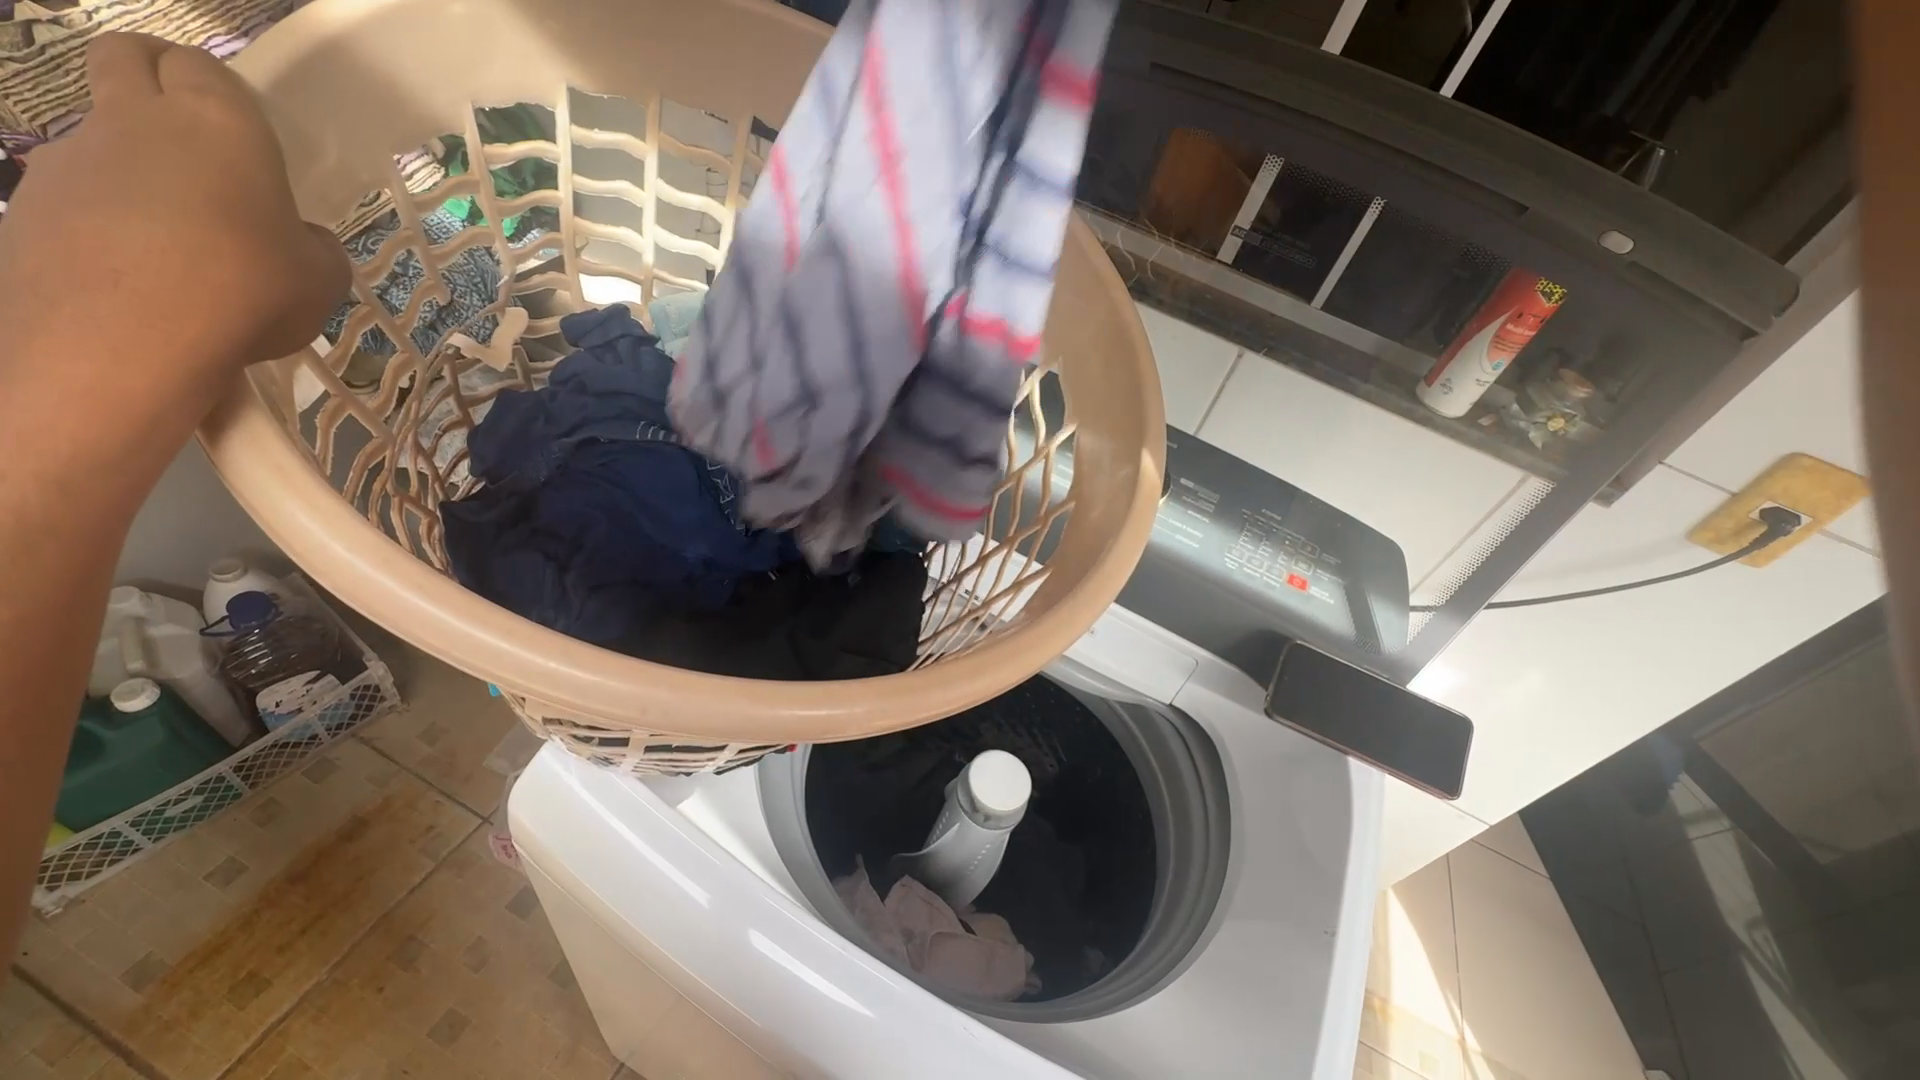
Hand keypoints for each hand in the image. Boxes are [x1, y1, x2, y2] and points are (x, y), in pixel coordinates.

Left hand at [0, 33, 347, 383]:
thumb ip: (313, 246)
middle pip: (123, 56)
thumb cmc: (248, 291)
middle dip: (151, 74)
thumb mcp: (322, 278)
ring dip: (130, 164)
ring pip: (98, 135)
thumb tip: (297, 239)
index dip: (220, 87)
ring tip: (172, 236)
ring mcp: (71, 160)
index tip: (244, 127)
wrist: (125, 341)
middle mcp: (136, 122)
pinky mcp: (29, 206)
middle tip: (190, 129)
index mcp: (218, 125)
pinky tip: (135, 275)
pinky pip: (73, 197)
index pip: (202, 63)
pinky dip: (101, 220)